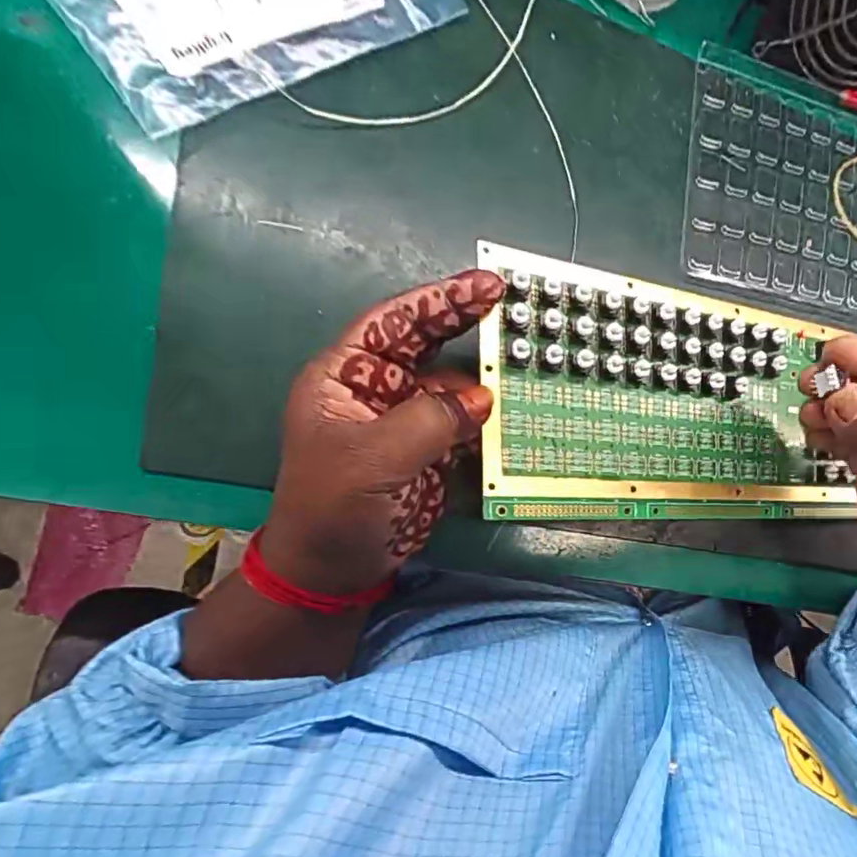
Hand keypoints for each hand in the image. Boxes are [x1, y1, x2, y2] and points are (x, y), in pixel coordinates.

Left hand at [259, 269, 506, 594]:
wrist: (333, 570)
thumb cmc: (333, 509)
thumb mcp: (373, 459)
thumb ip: (429, 422)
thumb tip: (482, 398)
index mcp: (346, 377)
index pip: (394, 323)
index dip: (439, 301)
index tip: (485, 285)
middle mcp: (378, 391)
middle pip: (428, 346)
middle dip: (466, 327)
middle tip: (511, 309)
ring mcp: (405, 422)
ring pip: (452, 389)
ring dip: (484, 382)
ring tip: (522, 370)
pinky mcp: (428, 453)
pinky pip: (463, 427)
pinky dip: (486, 422)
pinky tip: (512, 416)